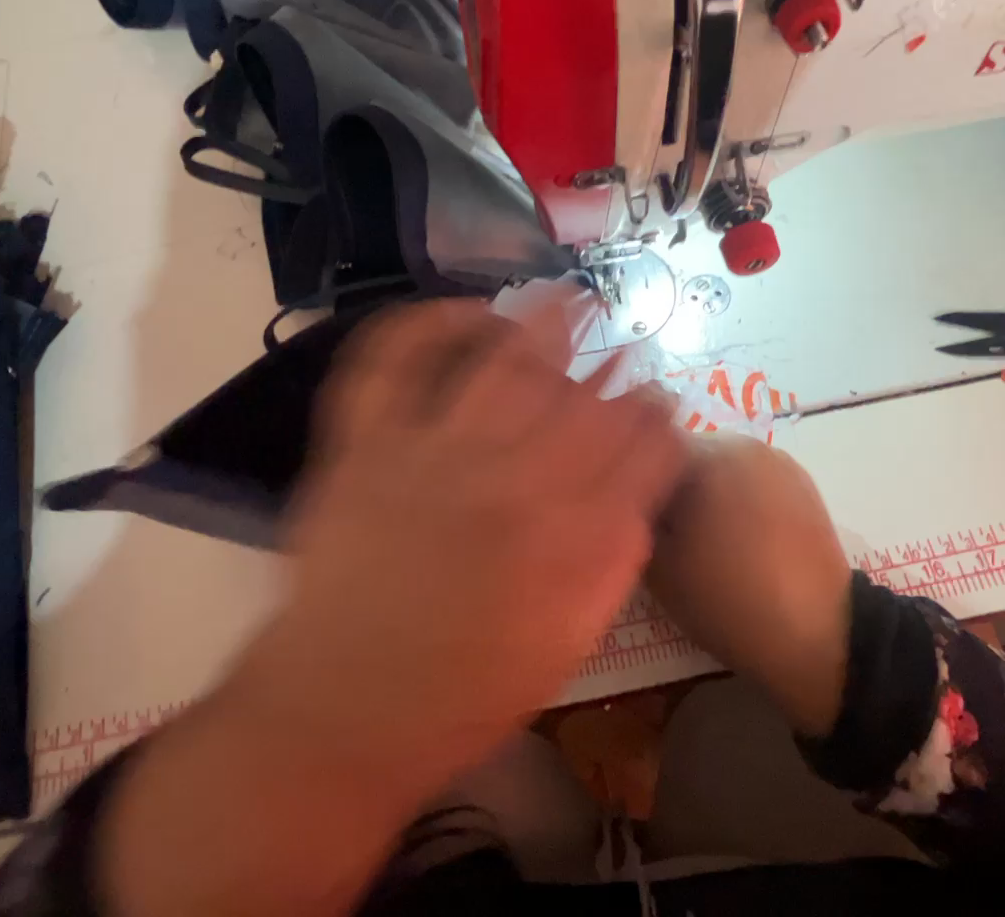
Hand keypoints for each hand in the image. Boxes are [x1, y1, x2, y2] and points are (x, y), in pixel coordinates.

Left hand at [102, 298, 684, 916]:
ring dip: (542, 324)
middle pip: (574, 399)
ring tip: (567, 296)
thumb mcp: (564, 647)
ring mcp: (429, 453)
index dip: (656, 419)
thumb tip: (637, 501)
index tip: (663, 400)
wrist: (341, 709)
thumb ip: (610, 569)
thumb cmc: (461, 692)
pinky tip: (461, 311)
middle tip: (626, 337)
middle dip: (610, 361)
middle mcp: (505, 479)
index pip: (630, 453)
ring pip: (498, 365)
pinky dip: (425, 325)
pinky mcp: (364, 446)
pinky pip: (391, 364)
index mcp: (561, 534)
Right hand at [648, 434, 852, 734]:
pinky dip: (733, 496)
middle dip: (667, 482)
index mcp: (704, 454)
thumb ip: (633, 519)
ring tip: (696, 534)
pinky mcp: (800, 481)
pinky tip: (733, 535)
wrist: (817, 633)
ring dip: (701, 489)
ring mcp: (775, 459)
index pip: (645, 447)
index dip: (628, 478)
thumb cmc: (727, 599)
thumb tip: (626, 499)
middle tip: (656, 526)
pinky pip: (749, 477)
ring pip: (718, 463)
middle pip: (684, 451)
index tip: (623, 511)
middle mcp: (741, 442)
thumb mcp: (657, 566)